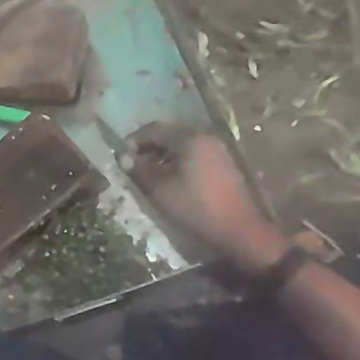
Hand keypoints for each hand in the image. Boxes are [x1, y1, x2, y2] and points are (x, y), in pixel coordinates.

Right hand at [123, 124, 284, 271]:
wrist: (238, 230)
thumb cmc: (195, 207)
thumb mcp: (160, 190)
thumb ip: (139, 170)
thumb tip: (123, 157)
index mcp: (190, 138)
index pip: (155, 129)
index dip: (134, 141)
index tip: (121, 157)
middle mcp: (206, 137)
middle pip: (170, 135)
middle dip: (149, 149)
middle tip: (134, 167)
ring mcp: (218, 151)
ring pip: (184, 147)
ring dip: (164, 157)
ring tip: (151, 176)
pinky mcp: (225, 166)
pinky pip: (196, 157)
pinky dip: (180, 164)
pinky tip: (173, 182)